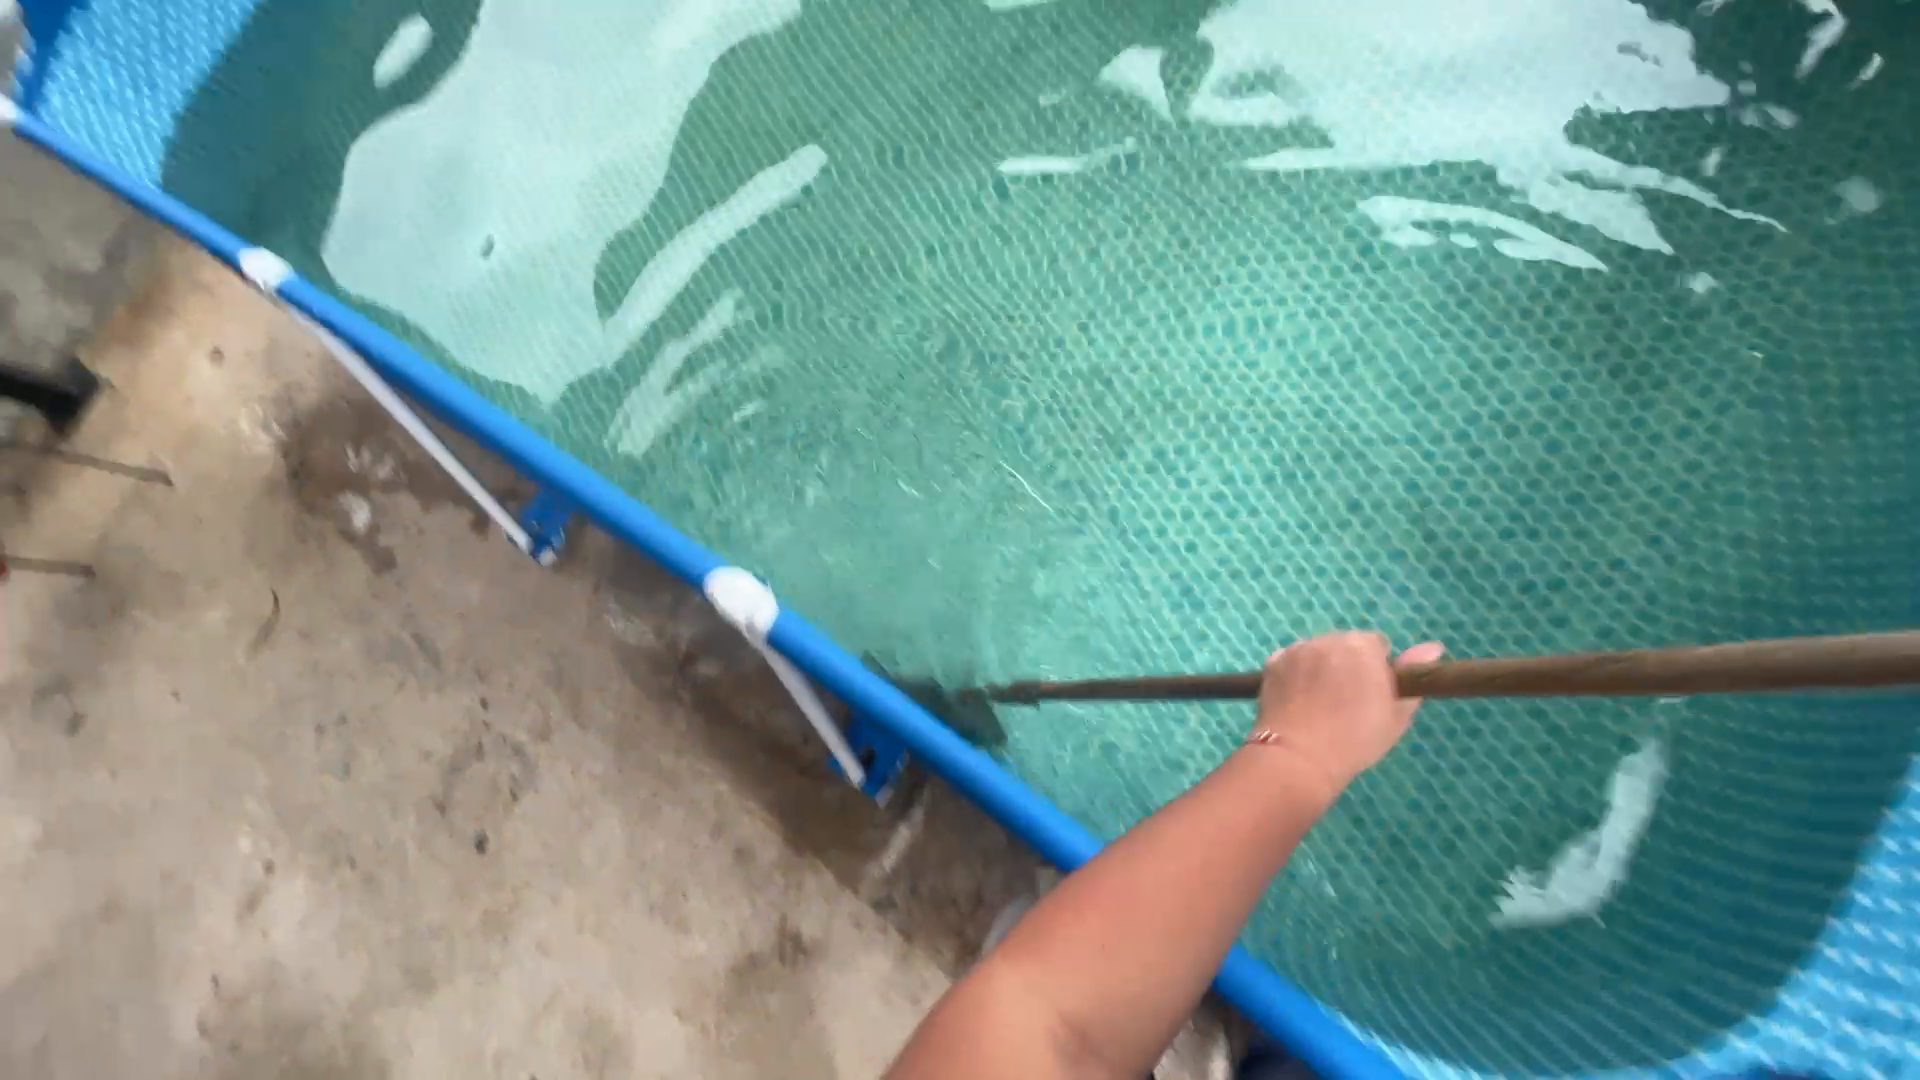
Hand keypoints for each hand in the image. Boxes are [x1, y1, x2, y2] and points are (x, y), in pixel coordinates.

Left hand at [1248, 633, 1444, 803]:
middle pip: (1343, 645)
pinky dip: (1295, 673)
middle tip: (1344, 701)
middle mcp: (1326, 639)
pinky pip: (1290, 660)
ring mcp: (1295, 649)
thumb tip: (1433, 648)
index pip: (1375, 645)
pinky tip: (1297, 699)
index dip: (1376, 669)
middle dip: (1346, 664)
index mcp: (1361, 647)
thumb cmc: (1355, 739)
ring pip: (1315, 651)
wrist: (1299, 755)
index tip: (1371, 694)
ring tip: (1319, 703)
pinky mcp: (1271, 662)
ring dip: (1320, 666)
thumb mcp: (1396, 714)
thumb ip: (1411, 676)